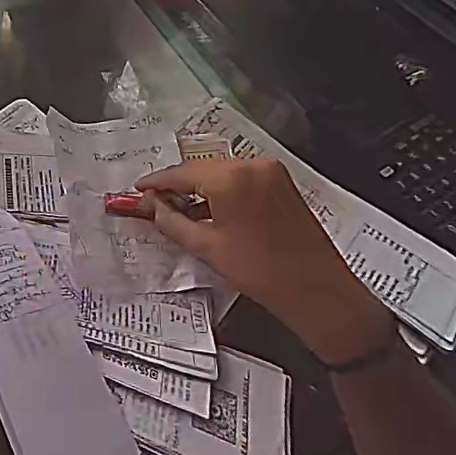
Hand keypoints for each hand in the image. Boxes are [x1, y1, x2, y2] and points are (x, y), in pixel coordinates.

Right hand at [137, 160, 394, 363]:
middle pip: (201, 168)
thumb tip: (150, 206)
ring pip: (220, 171)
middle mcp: (251, 165)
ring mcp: (269, 171)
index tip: (138, 190)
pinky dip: (221, 189)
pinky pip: (240, 177)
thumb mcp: (208, 248)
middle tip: (154, 202)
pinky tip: (208, 208)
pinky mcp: (280, 181)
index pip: (181, 173)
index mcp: (231, 178)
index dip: (156, 183)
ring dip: (199, 186)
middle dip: (177, 184)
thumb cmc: (261, 271)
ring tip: (178, 209)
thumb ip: (172, 221)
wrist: (317, 289)